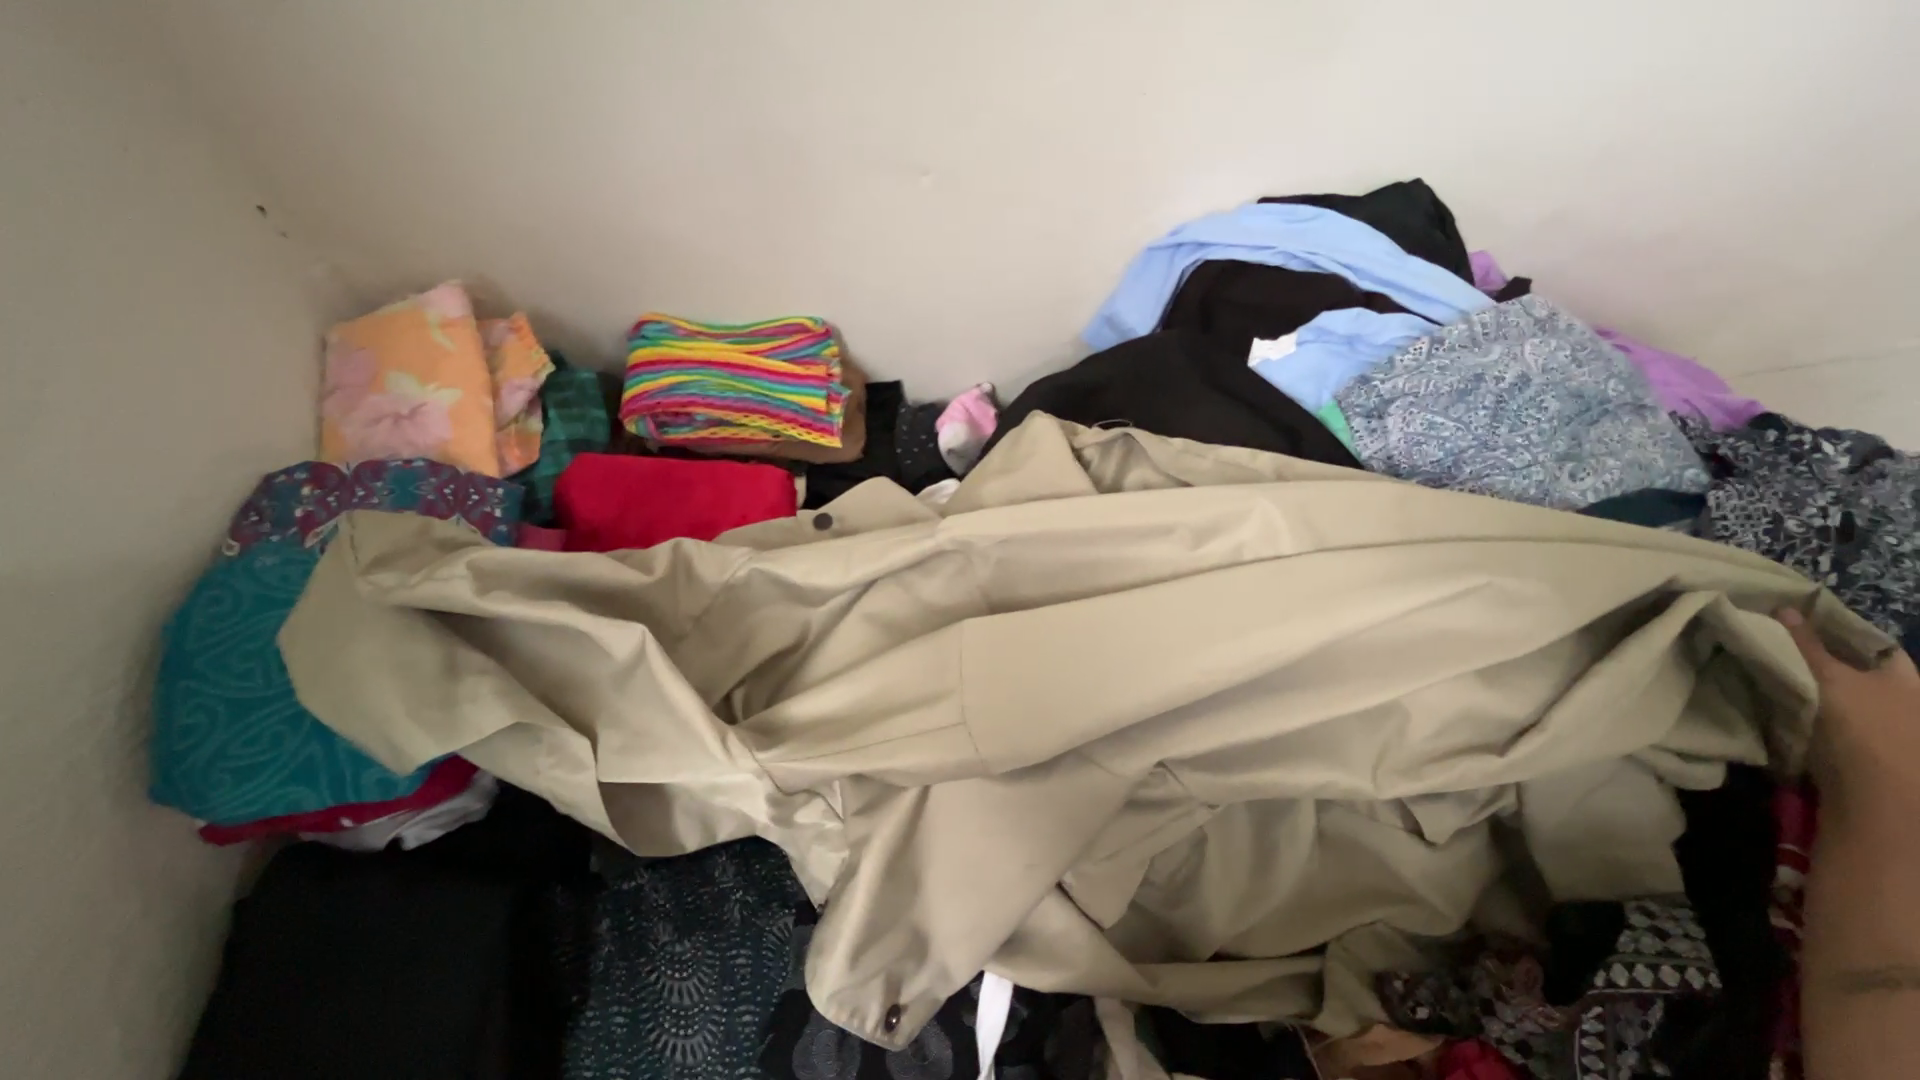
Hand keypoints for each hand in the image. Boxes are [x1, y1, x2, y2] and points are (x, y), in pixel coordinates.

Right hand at [1778, 607, 1919, 824]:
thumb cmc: (1865, 728)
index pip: (1869, 643)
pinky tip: (1777, 704)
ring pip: (1839, 694)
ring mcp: (1881, 726)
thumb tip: (1784, 608)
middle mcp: (1899, 698)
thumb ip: (1806, 645)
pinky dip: (1805, 711)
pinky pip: (1827, 719)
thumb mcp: (1832, 679)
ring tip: (1767, 672)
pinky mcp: (1858, 749)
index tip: (1793, 620)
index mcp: (1904, 678)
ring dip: (1807, 686)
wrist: (1876, 797)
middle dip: (1817, 657)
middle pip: (1853, 668)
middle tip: (1773, 643)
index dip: (1835, 629)